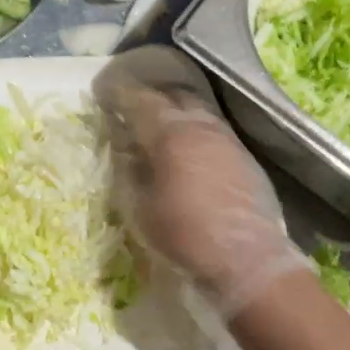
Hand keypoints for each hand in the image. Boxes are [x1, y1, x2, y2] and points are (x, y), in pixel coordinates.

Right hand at [95, 46, 309, 314]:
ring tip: (160, 125)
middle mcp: (202, 126)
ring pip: (198, 112)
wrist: (245, 256)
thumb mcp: (140, 209)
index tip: (104, 92)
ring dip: (177, 112)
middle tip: (132, 105)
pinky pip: (214, 132)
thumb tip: (124, 153)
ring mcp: (228, 140)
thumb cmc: (183, 234)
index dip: (120, 94)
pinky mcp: (244, 158)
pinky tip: (188, 149)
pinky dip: (195, 131)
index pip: (141, 101)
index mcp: (171, 134)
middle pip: (175, 96)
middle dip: (152, 96)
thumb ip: (129, 174)